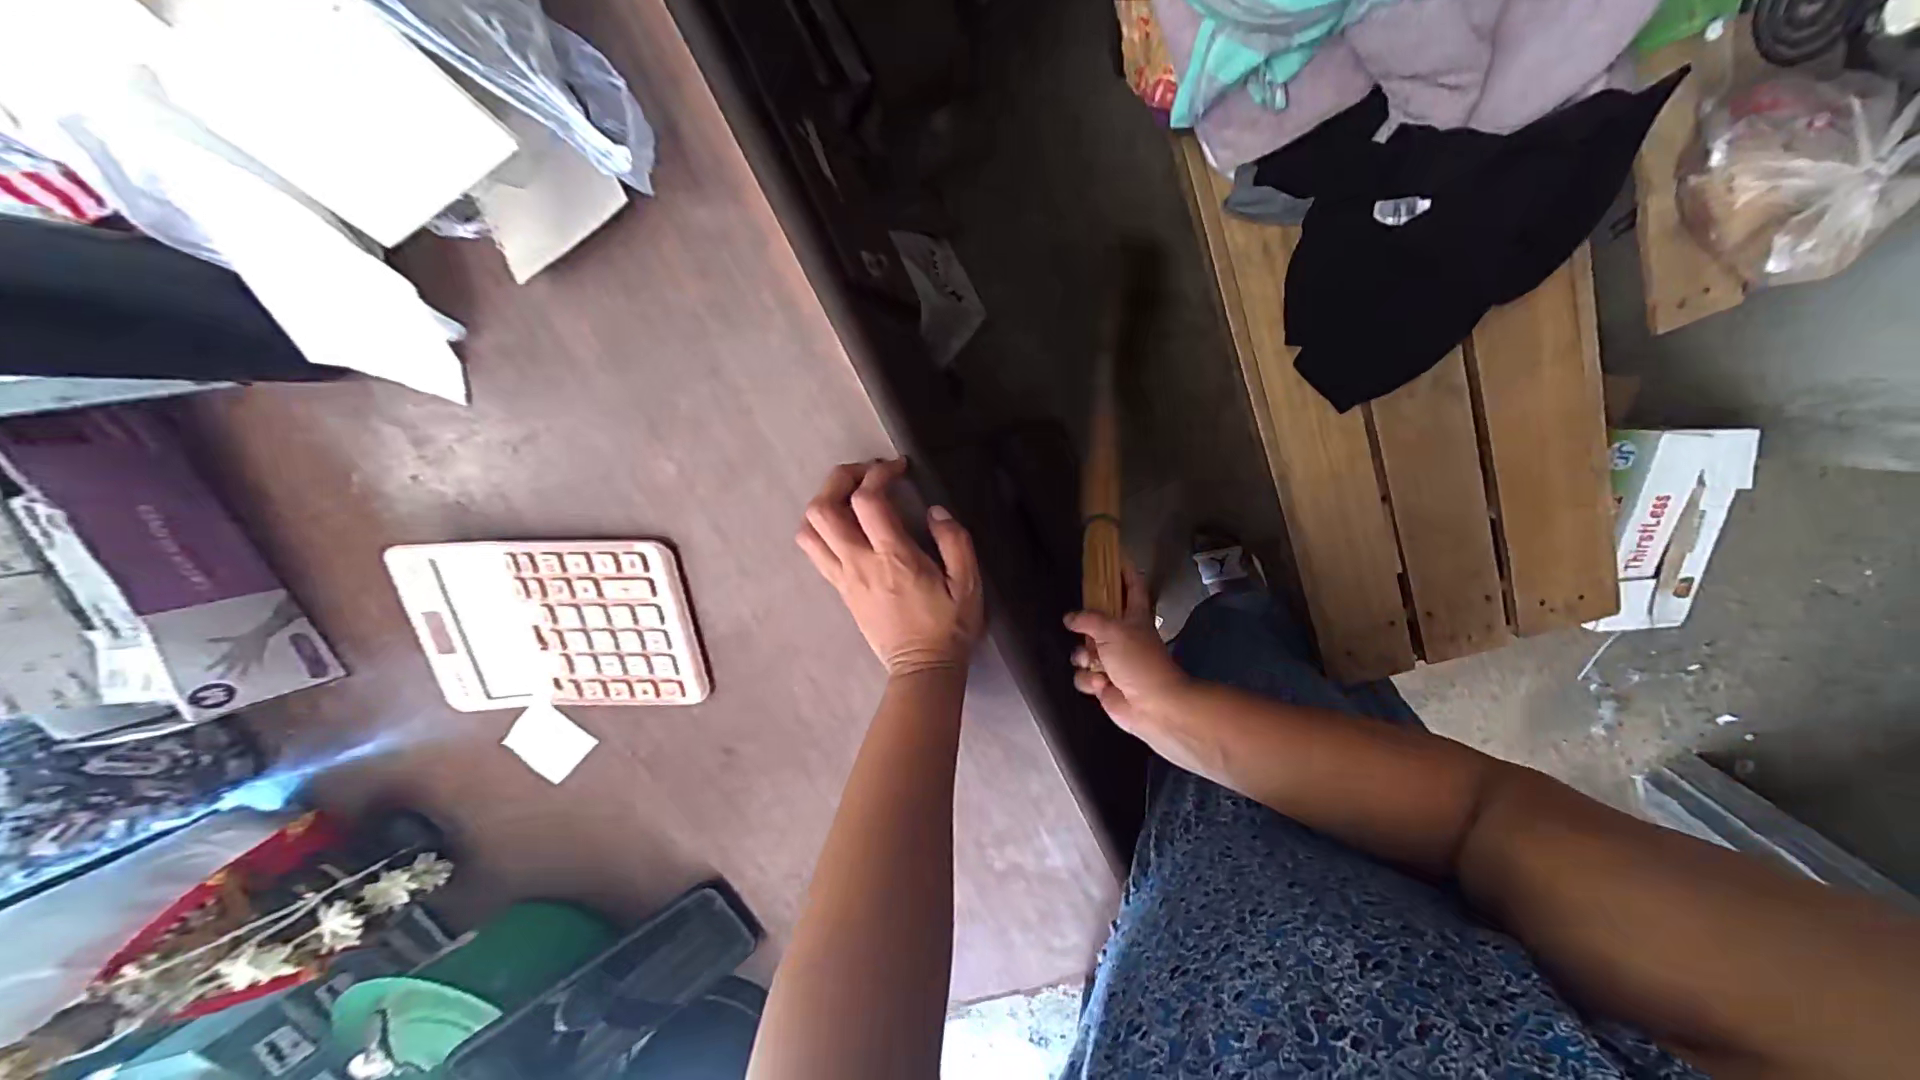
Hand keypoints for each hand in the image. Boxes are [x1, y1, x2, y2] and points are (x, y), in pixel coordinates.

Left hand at [797, 459, 984, 676]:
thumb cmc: (949, 626)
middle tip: (867, 473)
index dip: (879, 473)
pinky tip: (846, 525)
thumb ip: (955, 541)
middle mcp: (859, 563)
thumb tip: (935, 512)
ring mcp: (843, 577)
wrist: (922, 668)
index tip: (898, 468)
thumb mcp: (969, 583)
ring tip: (850, 496)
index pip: (868, 500)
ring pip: (810, 529)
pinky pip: (814, 550)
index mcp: (893, 558)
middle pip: (823, 507)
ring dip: (824, 502)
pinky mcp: (839, 589)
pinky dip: (822, 527)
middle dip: (841, 478)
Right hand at [1066, 564, 1191, 734]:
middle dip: (1085, 625)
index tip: (1114, 555)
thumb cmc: (1138, 661)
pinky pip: (1083, 674)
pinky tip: (1100, 684)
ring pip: (1082, 650)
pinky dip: (1088, 679)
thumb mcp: (1113, 630)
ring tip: (1094, 663)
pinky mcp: (1103, 683)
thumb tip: (1070, 618)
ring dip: (1083, 656)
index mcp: (1134, 617)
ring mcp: (1112, 661)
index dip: (1123, 569)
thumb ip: (1088, 619)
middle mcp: (1122, 636)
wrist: (1152, 706)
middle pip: (1097, 619)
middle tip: (1080, 624)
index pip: (1131, 585)